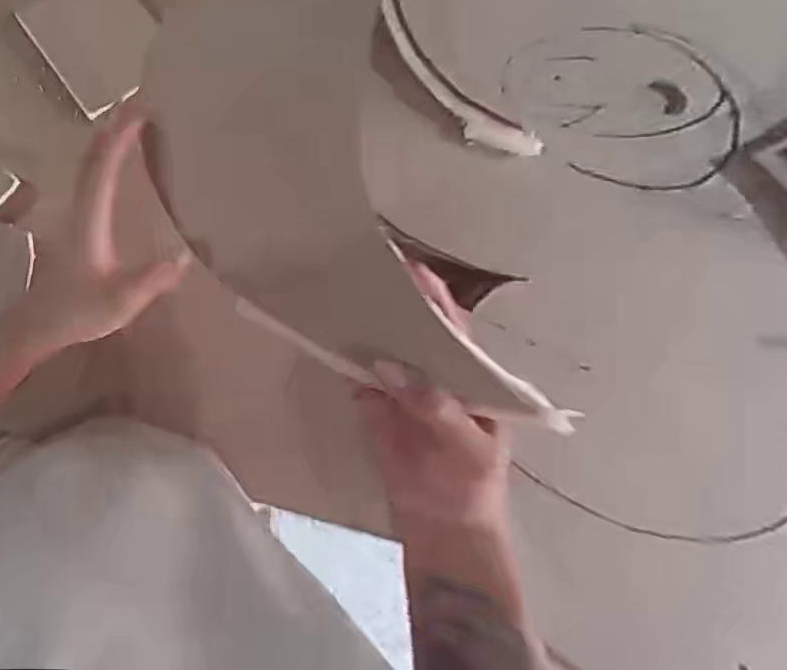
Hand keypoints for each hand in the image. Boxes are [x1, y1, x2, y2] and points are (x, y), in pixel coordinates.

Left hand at [0, 108, 191, 353]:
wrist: (36, 322)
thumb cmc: (74, 313)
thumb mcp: (118, 302)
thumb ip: (149, 282)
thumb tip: (182, 257)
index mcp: (88, 222)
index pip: (103, 172)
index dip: (119, 141)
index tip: (137, 113)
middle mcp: (76, 210)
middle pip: (92, 160)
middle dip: (114, 128)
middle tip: (136, 102)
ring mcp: (70, 215)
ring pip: (86, 168)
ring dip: (105, 141)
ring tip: (125, 119)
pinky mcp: (70, 223)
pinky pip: (87, 181)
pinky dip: (101, 160)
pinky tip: (109, 159)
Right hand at [356, 263, 512, 535]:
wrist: (438, 520)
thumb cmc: (469, 481)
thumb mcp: (469, 447)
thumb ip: (436, 407)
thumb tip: (385, 366)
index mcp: (469, 375)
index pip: (453, 326)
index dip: (435, 295)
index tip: (410, 267)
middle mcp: (430, 367)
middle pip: (410, 324)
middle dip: (391, 296)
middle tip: (360, 267)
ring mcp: (395, 378)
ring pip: (377, 339)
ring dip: (359, 317)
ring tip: (333, 287)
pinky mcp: (364, 392)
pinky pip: (347, 361)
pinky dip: (333, 343)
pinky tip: (317, 324)